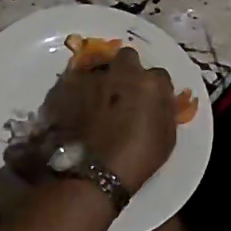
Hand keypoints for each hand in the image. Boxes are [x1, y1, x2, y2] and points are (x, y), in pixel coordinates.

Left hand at [42, 47, 176, 191]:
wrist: (92, 173)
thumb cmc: (136, 160)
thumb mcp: (166, 137)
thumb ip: (163, 110)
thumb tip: (158, 100)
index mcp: (150, 84)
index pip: (158, 75)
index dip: (153, 89)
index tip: (148, 101)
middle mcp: (120, 72)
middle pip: (127, 58)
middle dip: (126, 70)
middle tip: (122, 92)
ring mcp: (90, 77)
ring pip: (98, 69)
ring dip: (100, 82)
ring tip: (95, 104)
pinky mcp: (64, 86)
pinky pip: (74, 83)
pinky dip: (77, 93)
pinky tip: (76, 110)